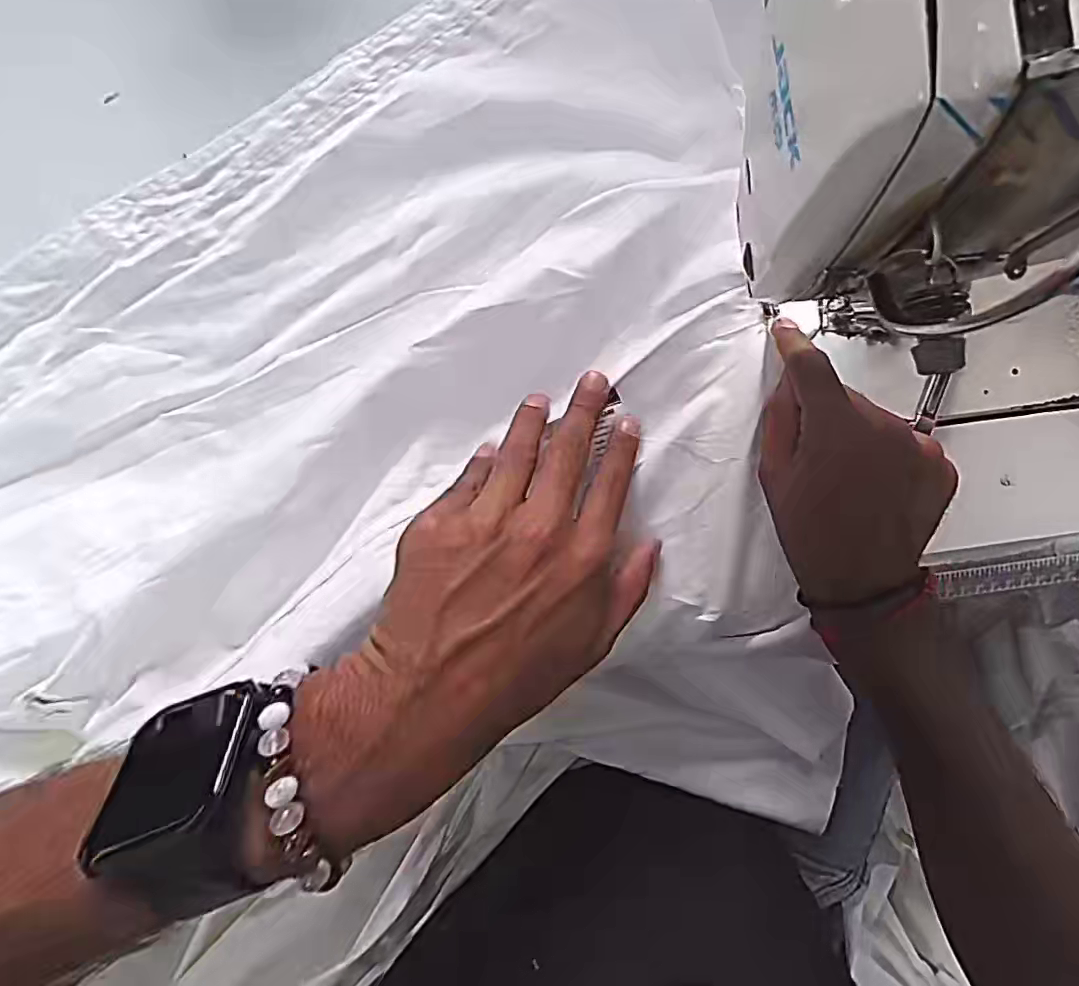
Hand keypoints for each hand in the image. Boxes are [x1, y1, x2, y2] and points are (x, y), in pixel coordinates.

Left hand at [293, 371, 658, 854]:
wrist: (429, 695)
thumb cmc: (515, 677)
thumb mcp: (591, 644)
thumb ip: (628, 589)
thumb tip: (649, 547)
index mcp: (581, 557)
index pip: (609, 483)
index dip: (620, 447)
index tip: (626, 422)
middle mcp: (539, 529)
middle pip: (568, 452)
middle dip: (585, 411)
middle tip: (592, 383)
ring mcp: (487, 522)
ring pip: (518, 453)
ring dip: (534, 421)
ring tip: (543, 400)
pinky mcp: (440, 524)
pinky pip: (470, 478)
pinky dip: (486, 459)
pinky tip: (495, 447)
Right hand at [758, 320, 956, 606]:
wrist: (862, 581)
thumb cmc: (817, 536)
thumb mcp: (775, 474)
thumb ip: (781, 418)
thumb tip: (788, 387)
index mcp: (834, 426)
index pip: (811, 366)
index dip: (795, 344)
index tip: (789, 332)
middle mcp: (880, 427)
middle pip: (846, 396)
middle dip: (828, 415)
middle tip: (817, 457)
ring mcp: (914, 444)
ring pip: (876, 418)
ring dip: (860, 436)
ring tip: (849, 480)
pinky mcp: (937, 461)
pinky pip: (904, 439)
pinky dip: (889, 454)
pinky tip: (875, 485)